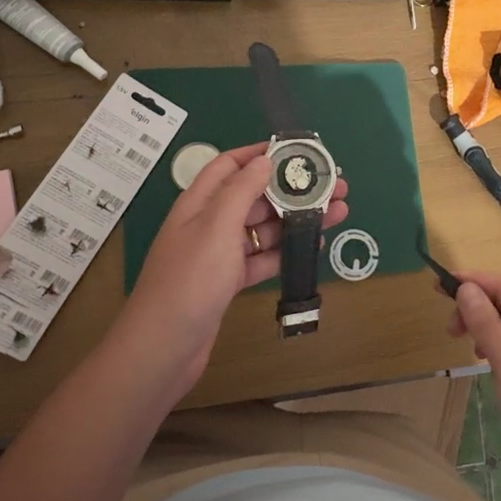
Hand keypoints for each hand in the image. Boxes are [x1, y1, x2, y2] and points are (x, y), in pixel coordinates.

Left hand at [122, 143, 348, 390]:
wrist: (163, 348)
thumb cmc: (190, 281)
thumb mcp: (216, 227)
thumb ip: (241, 190)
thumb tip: (264, 159)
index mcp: (199, 203)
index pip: (230, 165)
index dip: (261, 154)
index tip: (299, 151)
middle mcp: (208, 223)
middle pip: (254, 196)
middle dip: (292, 188)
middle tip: (334, 186)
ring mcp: (218, 254)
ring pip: (262, 228)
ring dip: (296, 218)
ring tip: (337, 213)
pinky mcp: (227, 282)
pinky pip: (261, 258)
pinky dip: (285, 250)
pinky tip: (313, 246)